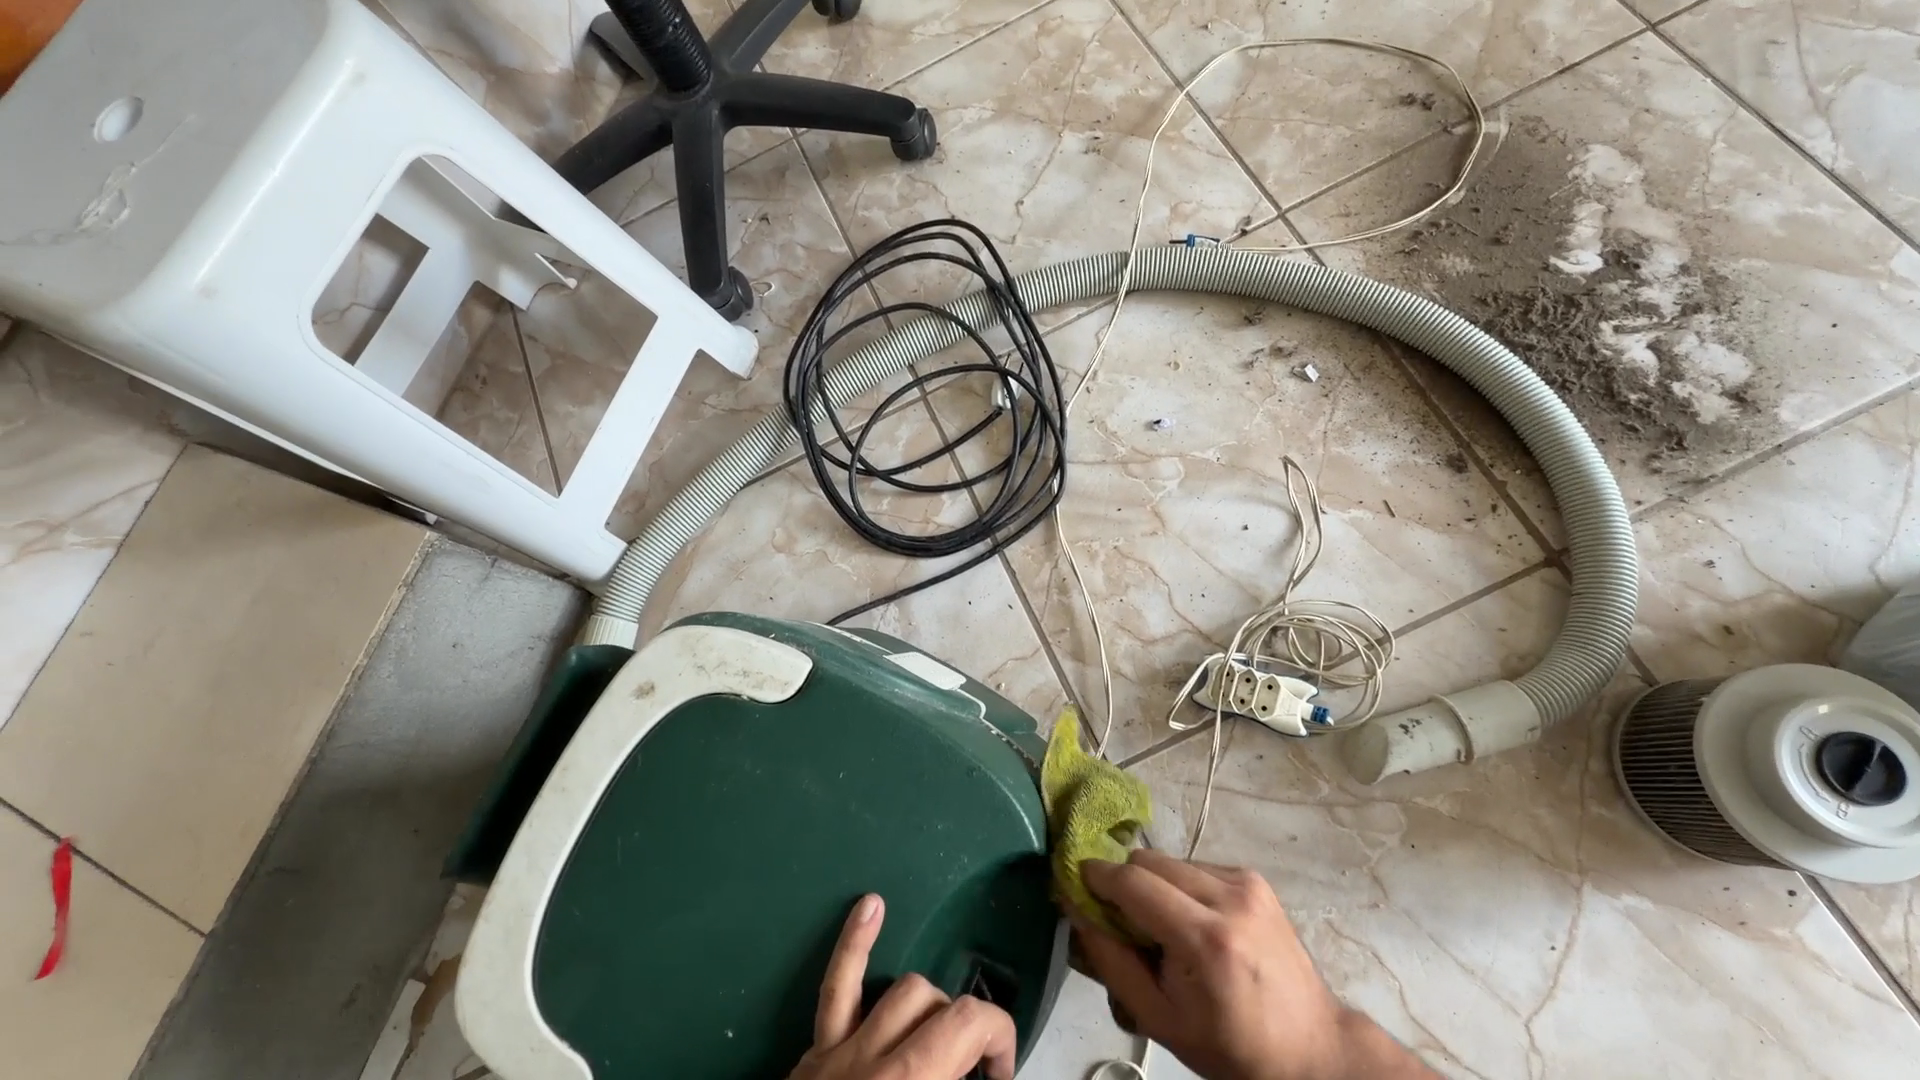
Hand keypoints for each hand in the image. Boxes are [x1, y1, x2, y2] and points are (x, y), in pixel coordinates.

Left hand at [788, 894, 1018, 1079]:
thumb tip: (988, 1079)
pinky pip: (835, 988)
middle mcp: (878, 1060)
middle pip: (943, 1008)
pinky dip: (854, 944)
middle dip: (973, 1031)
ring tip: (943, 1038)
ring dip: (934, 1009)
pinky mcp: (815, 1054)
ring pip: (902, 993)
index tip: (1000, 1077)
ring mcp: (840, 1051)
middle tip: (975, 1072)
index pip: (970, 1024)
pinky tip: (871, 905)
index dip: (1001, 1041)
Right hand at [1076, 850, 1433, 1079]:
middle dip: (1124, 883)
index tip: (1072, 882)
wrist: (1309, 1047)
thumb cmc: (1228, 1045)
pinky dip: (1180, 887)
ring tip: (1163, 928)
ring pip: (1170, 859)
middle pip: (1148, 860)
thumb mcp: (1157, 1019)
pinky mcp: (1255, 879)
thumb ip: (1109, 960)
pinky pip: (1195, 866)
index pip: (1132, 882)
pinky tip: (1193, 923)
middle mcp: (1230, 897)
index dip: (1095, 877)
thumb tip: (1075, 907)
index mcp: (1205, 939)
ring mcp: (1247, 882)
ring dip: (1153, 885)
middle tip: (1120, 920)